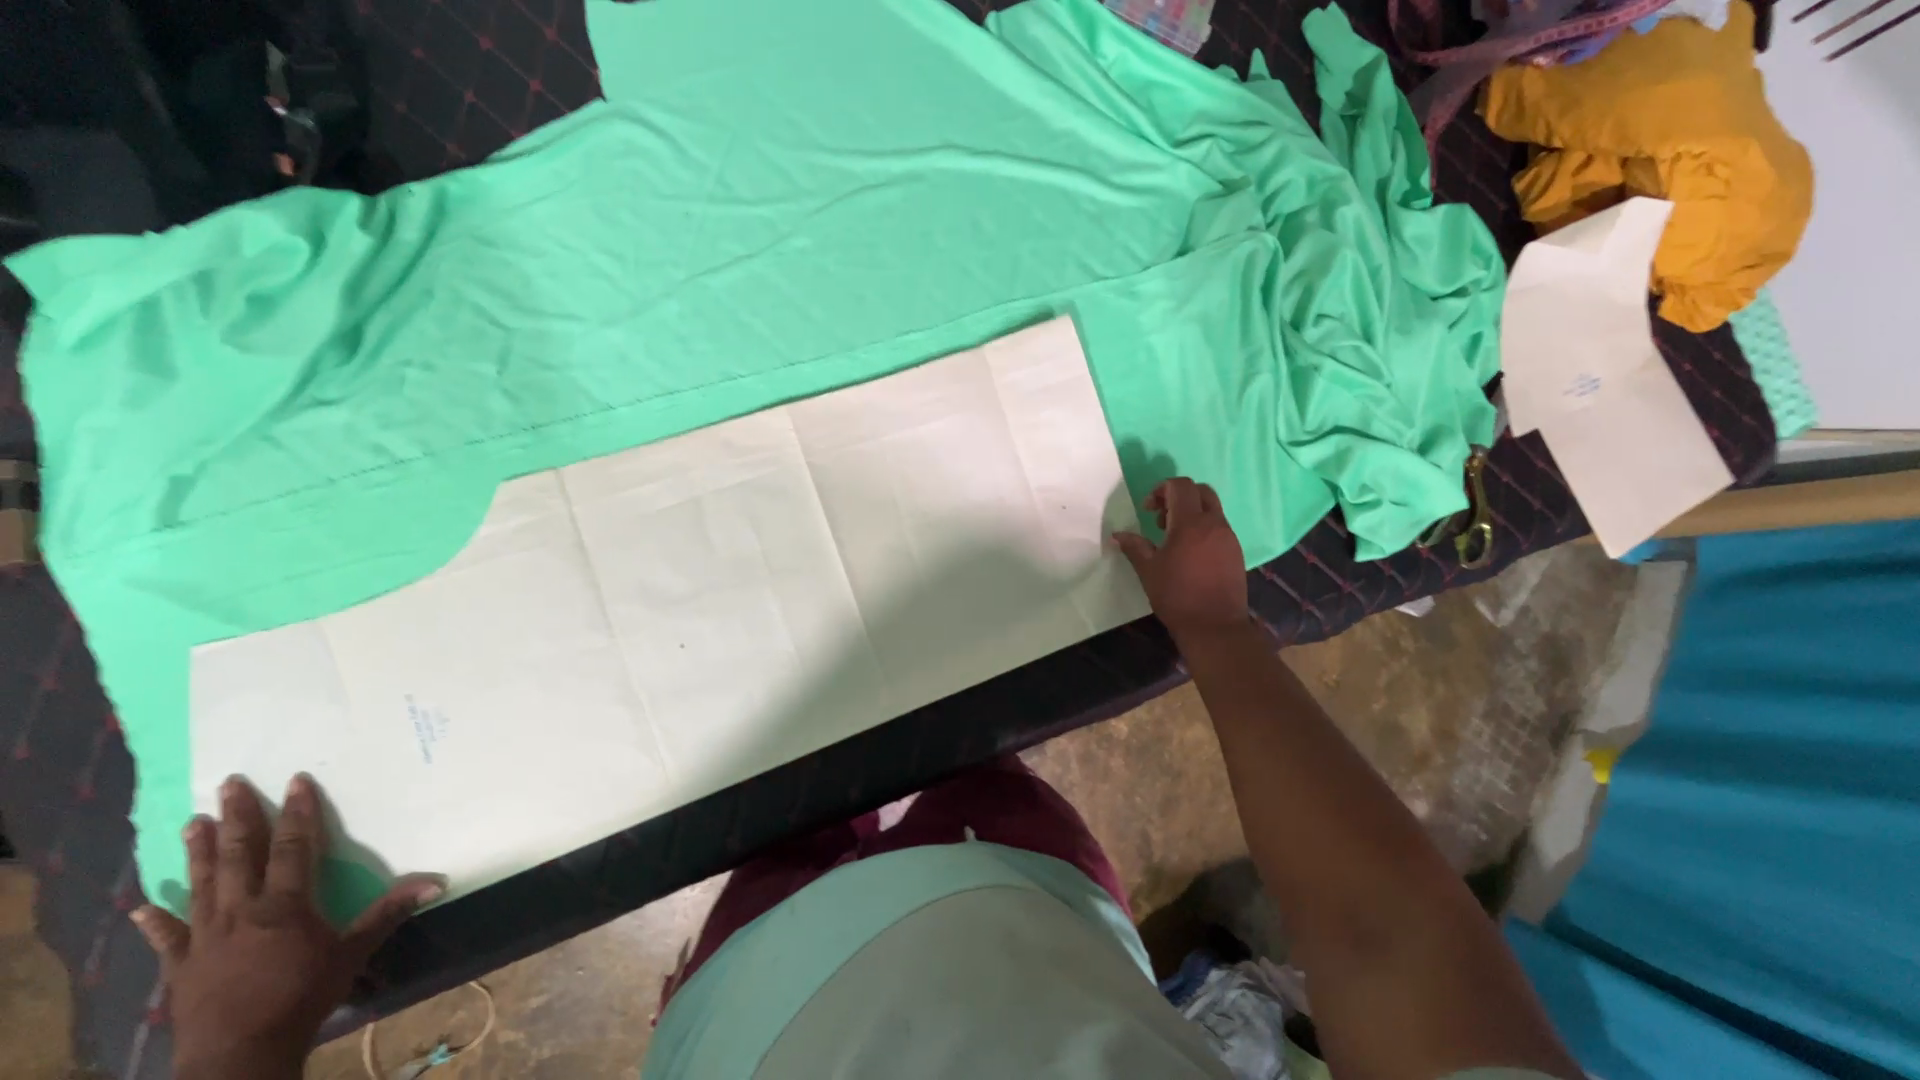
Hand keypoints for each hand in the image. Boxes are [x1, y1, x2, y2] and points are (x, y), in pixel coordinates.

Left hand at [130, 775, 443, 1079]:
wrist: (240, 1053)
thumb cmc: (302, 997)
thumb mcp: (353, 953)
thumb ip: (388, 914)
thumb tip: (435, 881)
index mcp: (283, 904)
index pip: (291, 846)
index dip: (297, 811)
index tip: (295, 780)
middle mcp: (240, 910)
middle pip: (238, 855)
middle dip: (237, 817)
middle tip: (228, 783)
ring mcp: (205, 936)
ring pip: (202, 884)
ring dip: (198, 852)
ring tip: (193, 822)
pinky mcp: (181, 965)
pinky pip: (166, 938)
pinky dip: (155, 920)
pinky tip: (141, 904)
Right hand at [1113, 477, 1248, 642]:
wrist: (1215, 626)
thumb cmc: (1177, 596)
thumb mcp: (1148, 571)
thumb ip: (1134, 547)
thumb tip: (1118, 535)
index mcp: (1191, 523)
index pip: (1180, 485)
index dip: (1161, 490)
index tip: (1148, 511)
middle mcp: (1214, 524)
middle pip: (1201, 491)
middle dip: (1179, 497)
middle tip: (1161, 520)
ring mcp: (1228, 537)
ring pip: (1212, 509)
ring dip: (1192, 513)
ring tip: (1173, 540)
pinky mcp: (1235, 552)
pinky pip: (1219, 528)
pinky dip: (1203, 529)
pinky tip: (1190, 554)